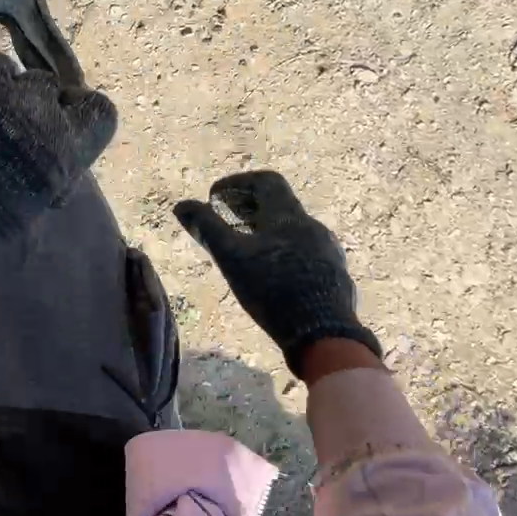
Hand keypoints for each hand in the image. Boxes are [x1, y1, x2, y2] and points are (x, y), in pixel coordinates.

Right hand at [172, 171, 380, 377]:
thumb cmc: (272, 287)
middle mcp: (313, 227)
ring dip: (265, 229)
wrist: (324, 334)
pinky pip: (304, 250)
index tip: (215, 197)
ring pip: (292, 229)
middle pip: (279, 204)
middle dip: (247, 207)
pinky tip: (269, 271)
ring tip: (243, 247)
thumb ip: (206, 227)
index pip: (266, 181)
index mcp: (289, 216)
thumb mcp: (230, 256)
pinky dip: (281, 248)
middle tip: (223, 220)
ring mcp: (328, 252)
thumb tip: (182, 205)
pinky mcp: (334, 275)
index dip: (237, 182)